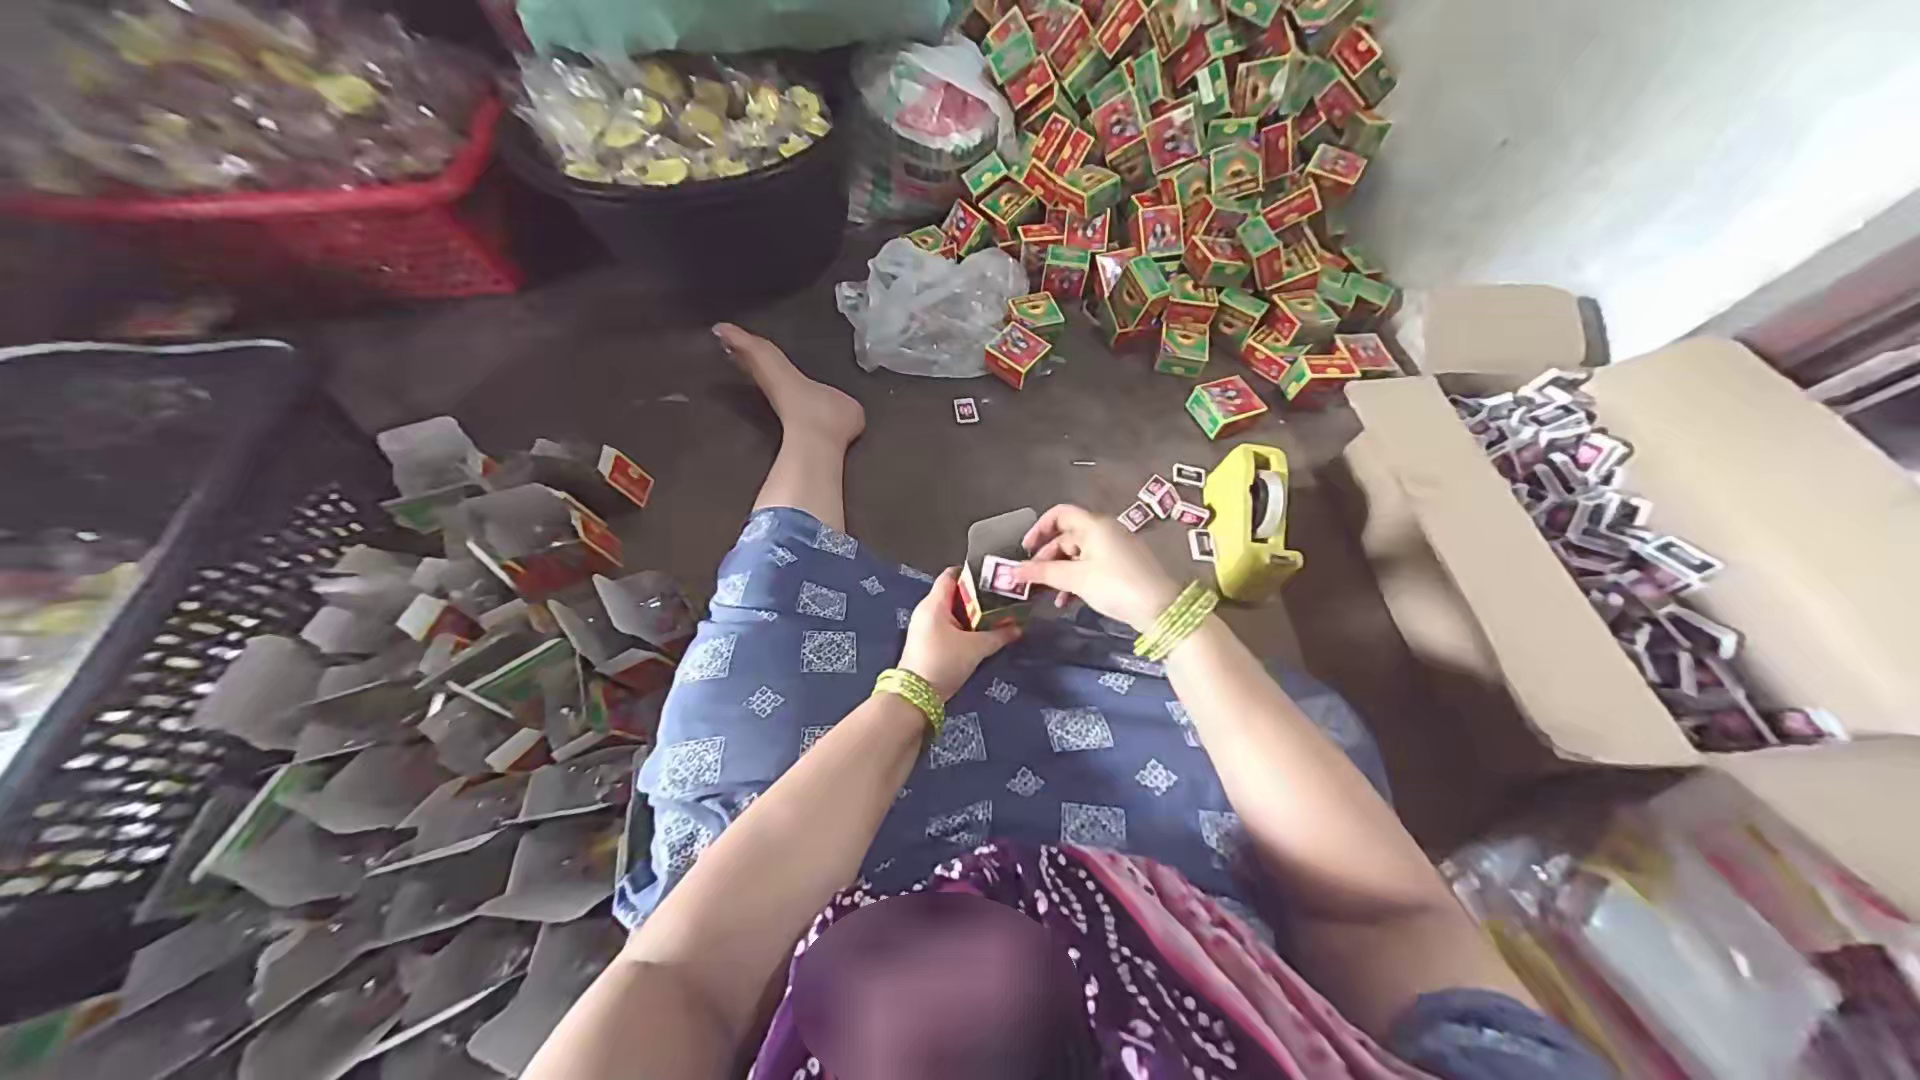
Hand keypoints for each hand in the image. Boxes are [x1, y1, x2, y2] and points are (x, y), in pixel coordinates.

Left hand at [898, 567, 1020, 699]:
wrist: (917, 696)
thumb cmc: (944, 662)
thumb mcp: (976, 648)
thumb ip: (998, 635)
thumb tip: (1018, 628)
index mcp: (934, 603)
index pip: (950, 575)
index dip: (970, 572)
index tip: (991, 577)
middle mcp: (926, 610)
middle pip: (952, 593)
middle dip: (975, 595)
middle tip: (999, 598)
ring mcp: (923, 625)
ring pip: (950, 610)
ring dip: (970, 612)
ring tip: (993, 615)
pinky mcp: (924, 640)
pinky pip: (945, 624)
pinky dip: (961, 625)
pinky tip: (978, 633)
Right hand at [1012, 504, 1183, 633]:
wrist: (1162, 609)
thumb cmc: (1116, 585)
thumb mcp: (1076, 579)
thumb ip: (1043, 573)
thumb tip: (1014, 572)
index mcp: (1094, 525)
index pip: (1060, 514)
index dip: (1039, 528)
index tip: (1026, 549)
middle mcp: (1105, 531)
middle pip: (1067, 536)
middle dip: (1047, 557)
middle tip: (1032, 578)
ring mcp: (1115, 548)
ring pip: (1078, 554)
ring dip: (1060, 572)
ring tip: (1048, 594)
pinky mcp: (1122, 566)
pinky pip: (1091, 566)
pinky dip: (1076, 579)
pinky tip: (1067, 601)